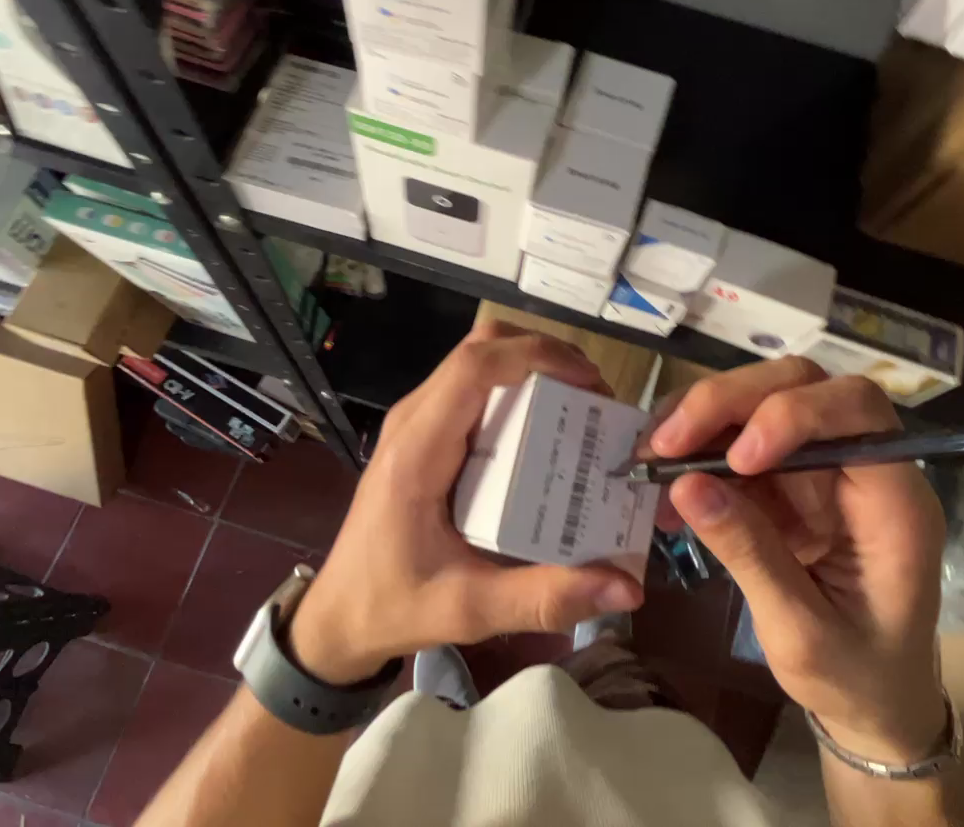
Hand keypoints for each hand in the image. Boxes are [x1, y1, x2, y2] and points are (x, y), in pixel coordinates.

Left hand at [289, 321, 646, 684]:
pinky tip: (547, 427)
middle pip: (477, 350)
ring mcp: (415, 423)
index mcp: (417, 451)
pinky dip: (515, 389)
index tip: (589, 380)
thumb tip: (625, 587)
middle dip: (543, 356)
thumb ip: (543, 598)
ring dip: (531, 368)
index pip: (472, 368)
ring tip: (582, 406)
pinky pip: (472, 389)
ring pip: (476, 362)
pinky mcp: (423, 434)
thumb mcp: (468, 610)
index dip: (534, 355)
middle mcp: (413, 421)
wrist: (338, 614)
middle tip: (595, 396)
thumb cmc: (392, 605)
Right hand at [654, 358, 947, 760]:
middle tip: (666, 444)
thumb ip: (750, 555)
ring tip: (650, 457)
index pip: (857, 411)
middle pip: (801, 384)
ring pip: (760, 397)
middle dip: (728, 402)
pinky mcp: (783, 475)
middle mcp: (857, 464)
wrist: (869, 699)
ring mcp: (817, 464)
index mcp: (892, 501)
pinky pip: (734, 434)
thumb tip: (684, 486)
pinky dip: (694, 444)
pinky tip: (661, 476)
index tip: (737, 460)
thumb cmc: (855, 673)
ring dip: (701, 417)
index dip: (793, 415)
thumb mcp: (802, 632)